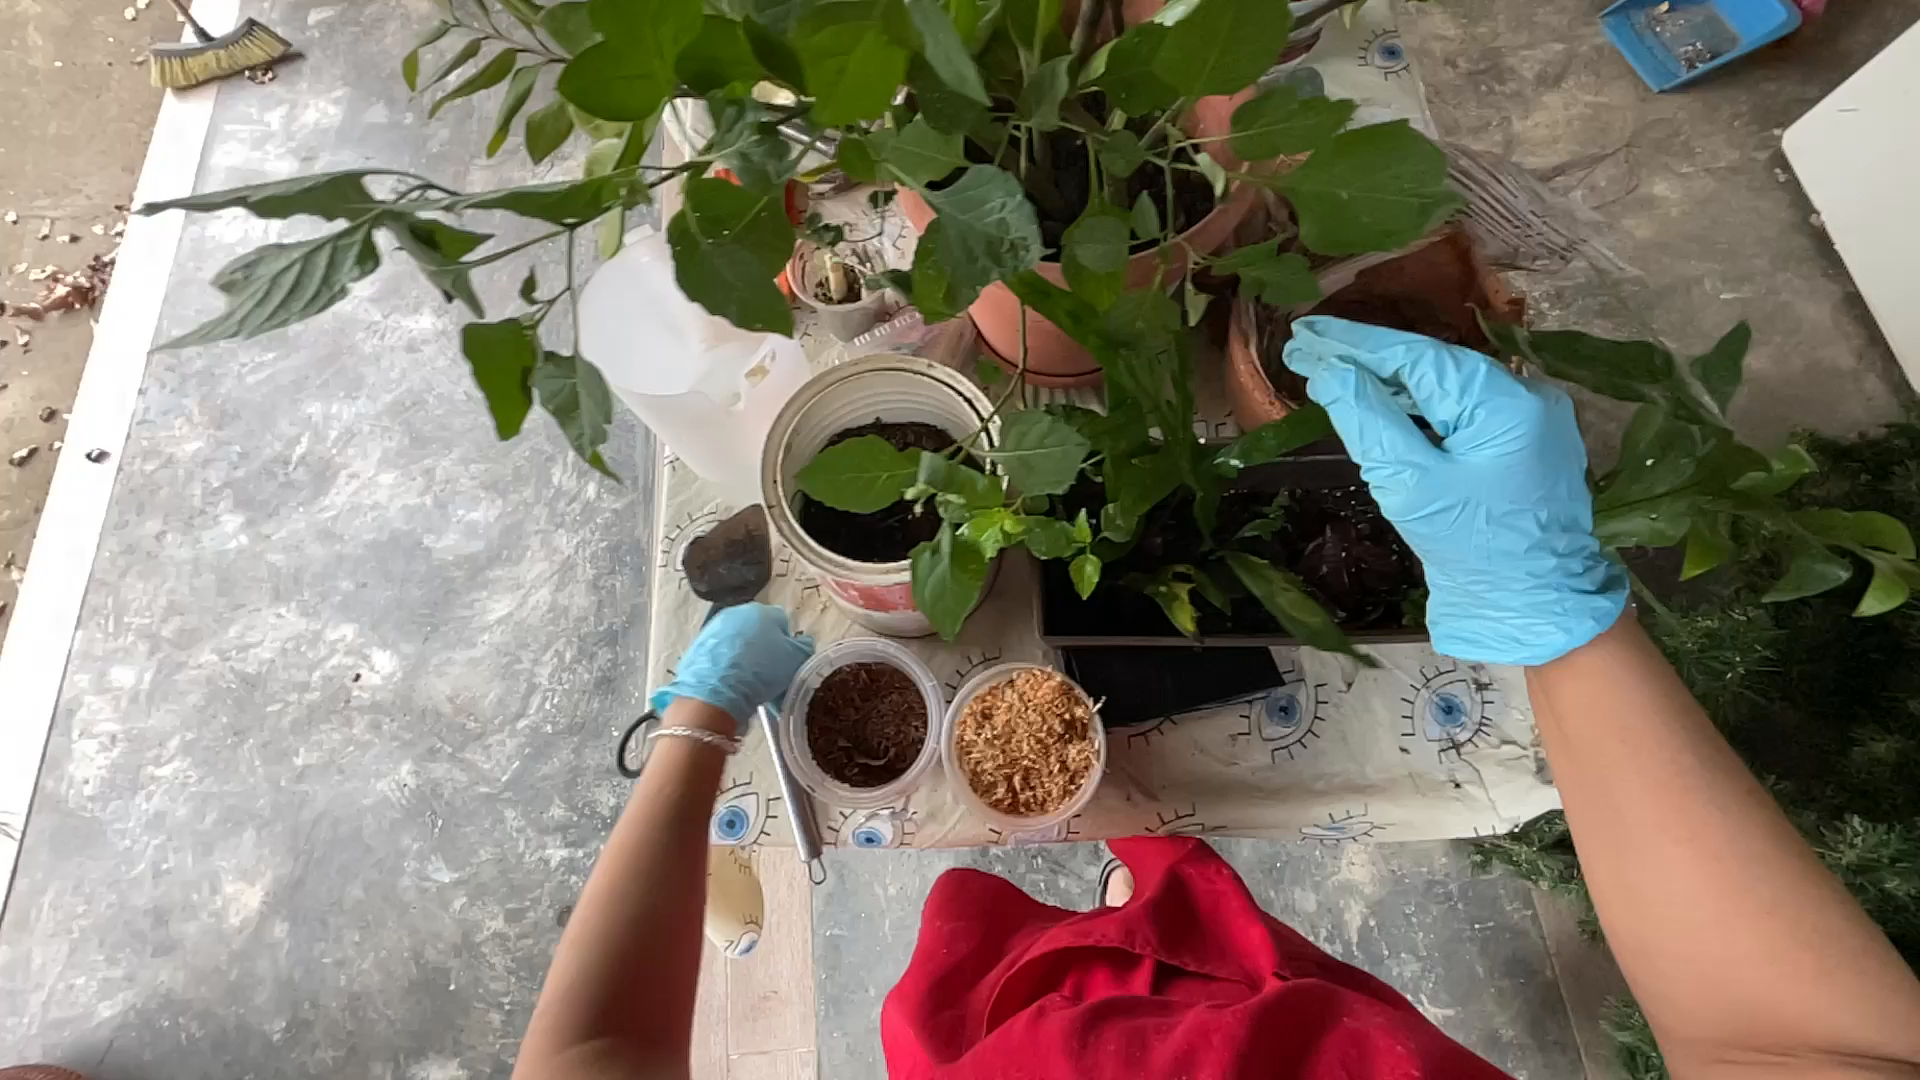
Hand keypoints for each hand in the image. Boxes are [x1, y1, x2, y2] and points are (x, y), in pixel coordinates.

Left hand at [649, 603, 814, 724]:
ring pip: (738, 643)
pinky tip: (730, 684)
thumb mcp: (796, 660)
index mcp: (762, 610)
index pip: (782, 623)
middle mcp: (736, 613)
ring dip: (744, 658)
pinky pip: (719, 656)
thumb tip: (801, 643)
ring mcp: (713, 629)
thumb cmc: (760, 672)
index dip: (787, 645)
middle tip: (768, 674)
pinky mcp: (696, 647)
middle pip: (758, 631)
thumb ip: (804, 647)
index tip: (786, 663)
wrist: (714, 694)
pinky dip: (726, 667)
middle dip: (764, 650)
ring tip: (748, 683)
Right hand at [1282, 316, 1626, 665]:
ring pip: (1440, 385)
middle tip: (1303, 345)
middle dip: (1363, 356)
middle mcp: (1524, 395)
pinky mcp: (1514, 440)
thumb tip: (1329, 371)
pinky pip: (1453, 408)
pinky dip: (1409, 402)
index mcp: (1504, 402)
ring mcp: (1524, 417)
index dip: (1354, 344)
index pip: (1415, 356)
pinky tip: (1374, 397)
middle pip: (1429, 364)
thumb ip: (1368, 420)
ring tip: (1326, 366)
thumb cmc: (1467, 545)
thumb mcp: (1408, 483)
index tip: (1303, 334)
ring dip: (1382, 378)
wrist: (1528, 601)